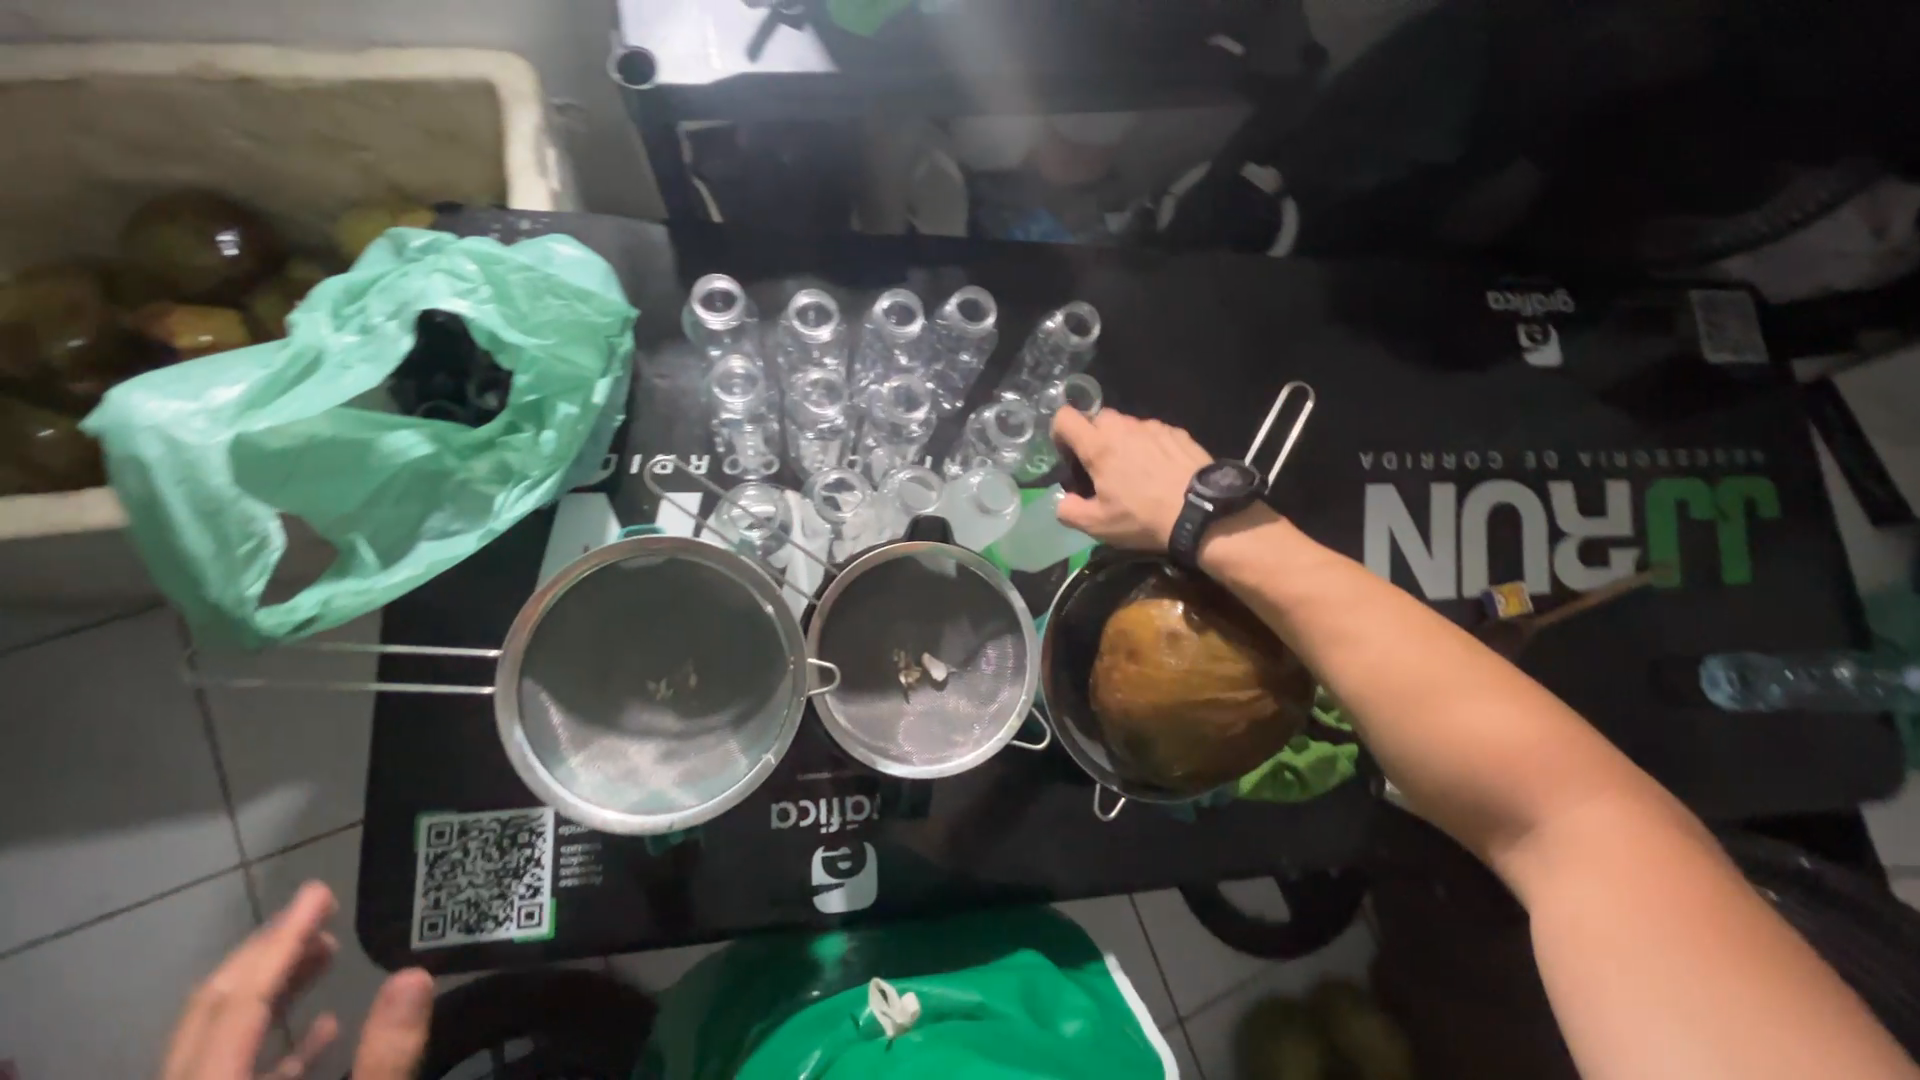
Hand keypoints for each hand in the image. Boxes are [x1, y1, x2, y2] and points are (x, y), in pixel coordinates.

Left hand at [161, 881, 432, 1079]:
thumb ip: (385, 1058)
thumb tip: (413, 975)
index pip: (242, 1004)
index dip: (282, 942)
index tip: (318, 892)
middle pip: (213, 1013)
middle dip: (268, 953)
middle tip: (319, 907)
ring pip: (218, 1038)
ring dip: (273, 988)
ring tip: (325, 949)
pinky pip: (233, 1071)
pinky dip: (274, 1041)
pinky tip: (325, 1025)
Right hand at [1052, 408, 1212, 550]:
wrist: (1201, 513)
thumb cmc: (1143, 518)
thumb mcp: (1098, 526)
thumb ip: (1069, 511)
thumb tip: (1063, 501)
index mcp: (1098, 446)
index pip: (1065, 418)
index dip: (1060, 433)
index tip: (1069, 456)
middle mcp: (1124, 428)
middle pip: (1097, 418)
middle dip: (1093, 438)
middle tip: (1102, 468)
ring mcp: (1153, 427)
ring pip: (1127, 425)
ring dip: (1123, 442)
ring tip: (1136, 472)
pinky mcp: (1177, 432)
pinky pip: (1153, 433)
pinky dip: (1149, 446)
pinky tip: (1161, 471)